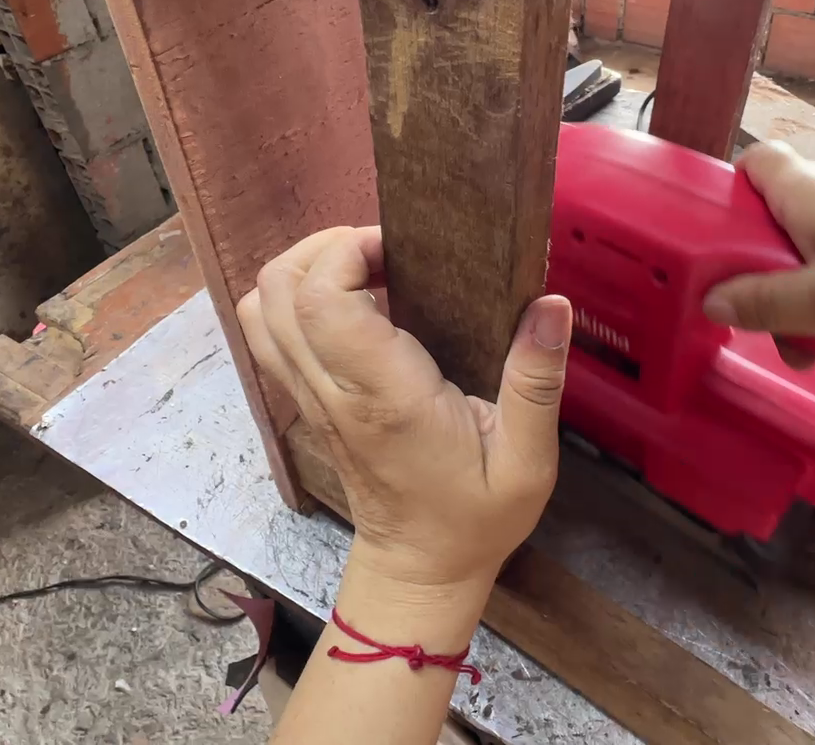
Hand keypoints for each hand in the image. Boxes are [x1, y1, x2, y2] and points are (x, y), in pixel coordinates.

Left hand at [237, 226, 571, 591]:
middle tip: (386, 248)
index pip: (322, 302)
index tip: (400, 245)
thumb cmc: (474, 516)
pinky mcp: (304, 399)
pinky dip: (297, 297)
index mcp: (384, 396)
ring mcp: (308, 395)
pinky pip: (271, 332)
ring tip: (366, 267)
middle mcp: (331, 389)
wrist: (418, 569)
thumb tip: (552, 304)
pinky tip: (353, 300)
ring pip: (262, 307)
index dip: (347, 251)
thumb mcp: (527, 461)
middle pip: (278, 290)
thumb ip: (538, 382)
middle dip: (325, 247)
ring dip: (306, 268)